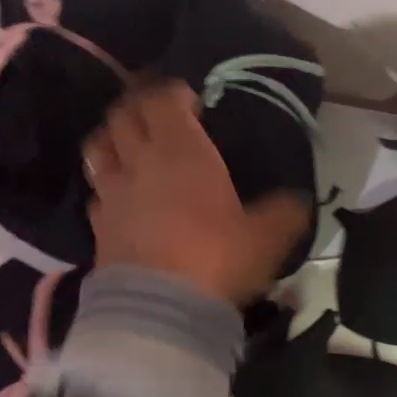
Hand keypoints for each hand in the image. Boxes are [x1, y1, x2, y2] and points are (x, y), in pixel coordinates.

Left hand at [83, 81, 310, 304]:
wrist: (164, 303)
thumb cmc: (220, 258)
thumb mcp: (269, 238)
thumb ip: (283, 213)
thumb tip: (298, 200)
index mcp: (184, 153)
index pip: (165, 101)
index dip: (175, 93)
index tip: (191, 97)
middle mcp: (141, 160)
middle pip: (125, 114)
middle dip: (141, 106)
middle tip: (159, 112)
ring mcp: (114, 190)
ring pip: (100, 144)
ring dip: (114, 136)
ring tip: (129, 143)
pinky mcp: (99, 221)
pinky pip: (99, 188)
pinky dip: (109, 181)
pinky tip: (122, 193)